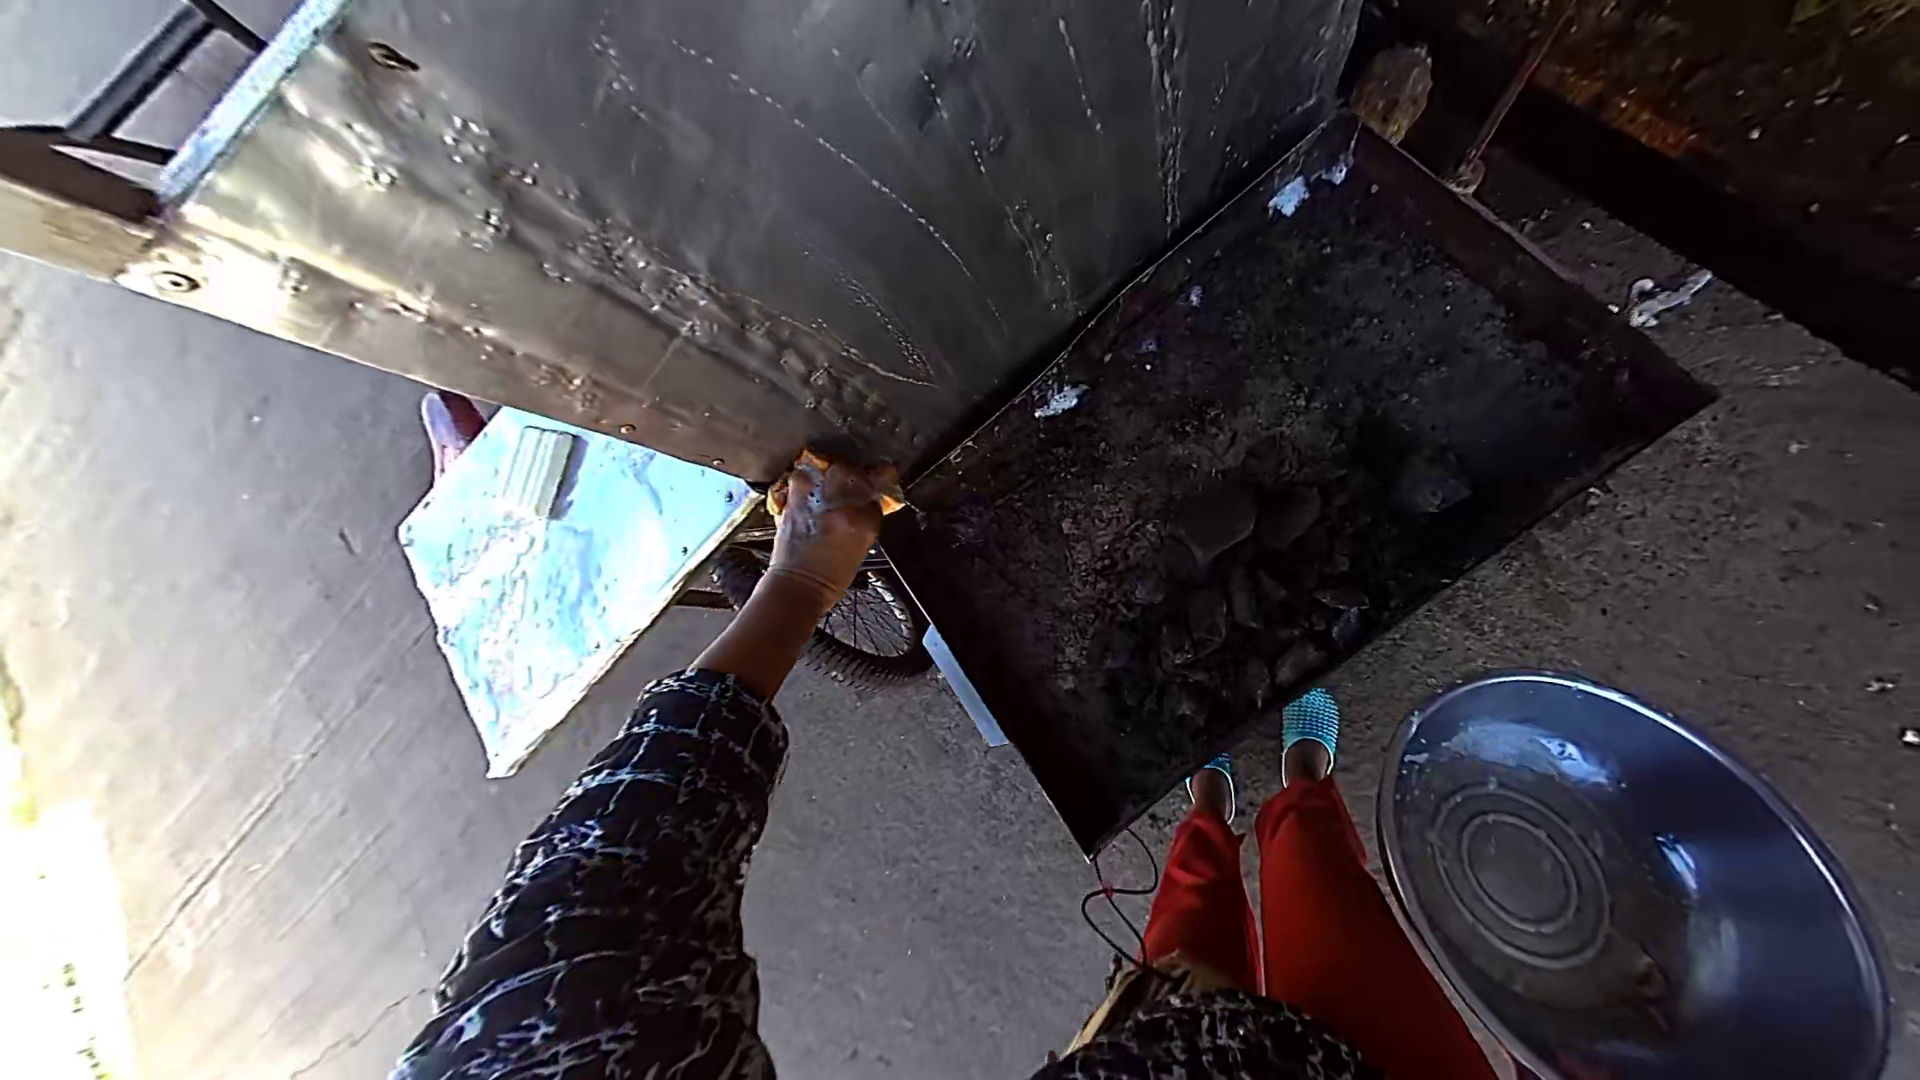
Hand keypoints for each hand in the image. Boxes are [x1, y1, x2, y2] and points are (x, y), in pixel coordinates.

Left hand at [765, 456, 898, 614]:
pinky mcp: (795, 504)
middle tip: (851, 480)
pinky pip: (801, 479)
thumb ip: (863, 526)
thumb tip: (863, 511)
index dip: (871, 495)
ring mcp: (818, 504)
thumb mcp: (860, 552)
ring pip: (828, 471)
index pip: (874, 498)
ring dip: (829, 473)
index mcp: (864, 525)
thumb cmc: (829, 579)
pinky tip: (808, 487)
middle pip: (853, 474)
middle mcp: (843, 509)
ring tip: (828, 480)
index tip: (868, 496)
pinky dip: (804, 480)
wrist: (799, 586)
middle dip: (853, 474)